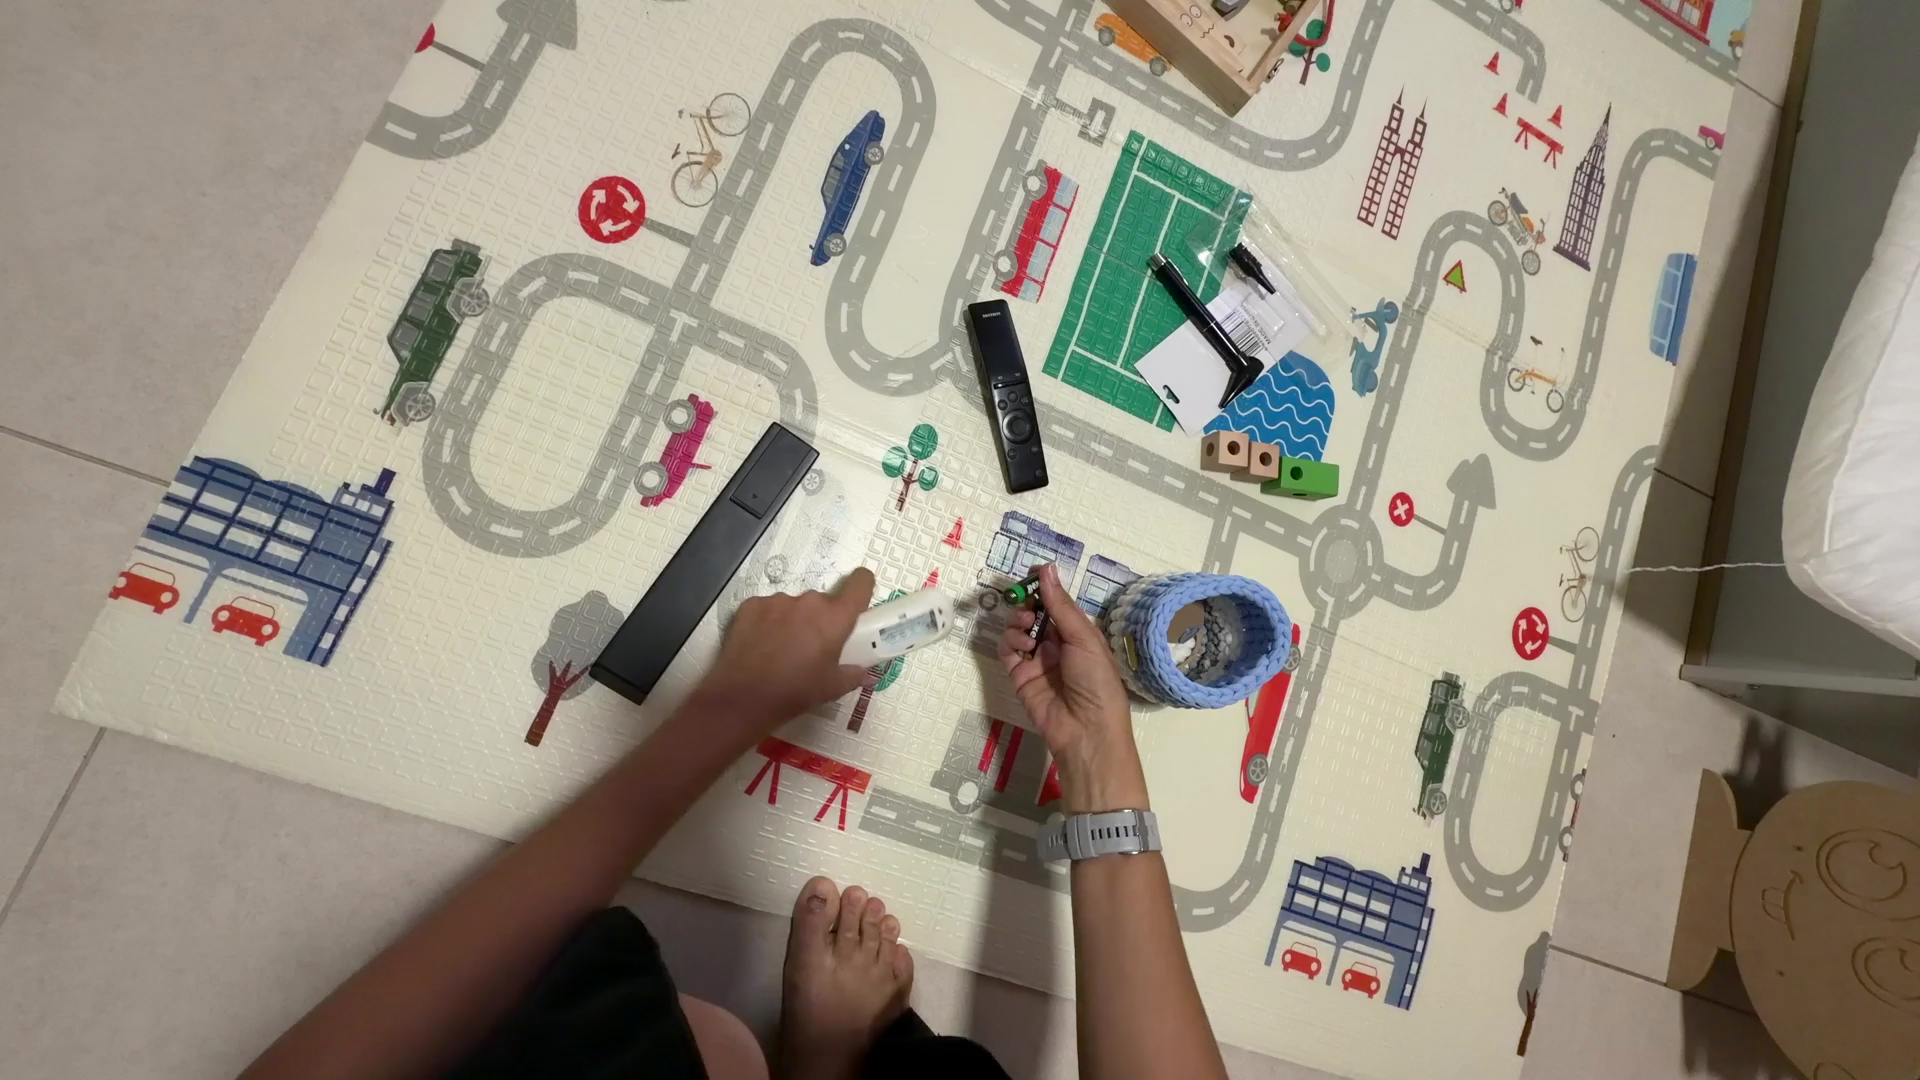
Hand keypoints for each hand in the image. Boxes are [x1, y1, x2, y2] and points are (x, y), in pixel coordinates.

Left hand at [695, 567, 875, 738]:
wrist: (742, 699)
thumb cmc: (795, 692)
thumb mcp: (832, 689)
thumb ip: (853, 674)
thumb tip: (862, 672)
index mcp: (835, 617)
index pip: (860, 583)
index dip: (862, 585)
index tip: (856, 601)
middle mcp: (809, 601)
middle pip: (824, 601)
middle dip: (821, 619)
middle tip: (812, 646)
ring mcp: (777, 600)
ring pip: (794, 605)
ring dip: (794, 620)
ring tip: (781, 649)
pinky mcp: (751, 605)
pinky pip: (768, 608)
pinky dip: (769, 622)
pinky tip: (761, 645)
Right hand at [998, 564, 1147, 811]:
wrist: (1086, 730)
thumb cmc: (1096, 681)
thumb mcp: (1084, 639)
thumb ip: (1060, 605)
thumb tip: (1047, 568)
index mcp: (1079, 634)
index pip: (1058, 603)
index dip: (1045, 587)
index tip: (1032, 572)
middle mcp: (1057, 644)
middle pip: (1035, 613)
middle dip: (1029, 604)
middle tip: (1029, 606)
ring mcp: (1037, 660)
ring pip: (1018, 629)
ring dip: (1018, 622)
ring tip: (1027, 628)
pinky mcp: (1019, 676)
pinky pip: (1007, 651)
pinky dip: (1008, 642)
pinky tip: (1019, 645)